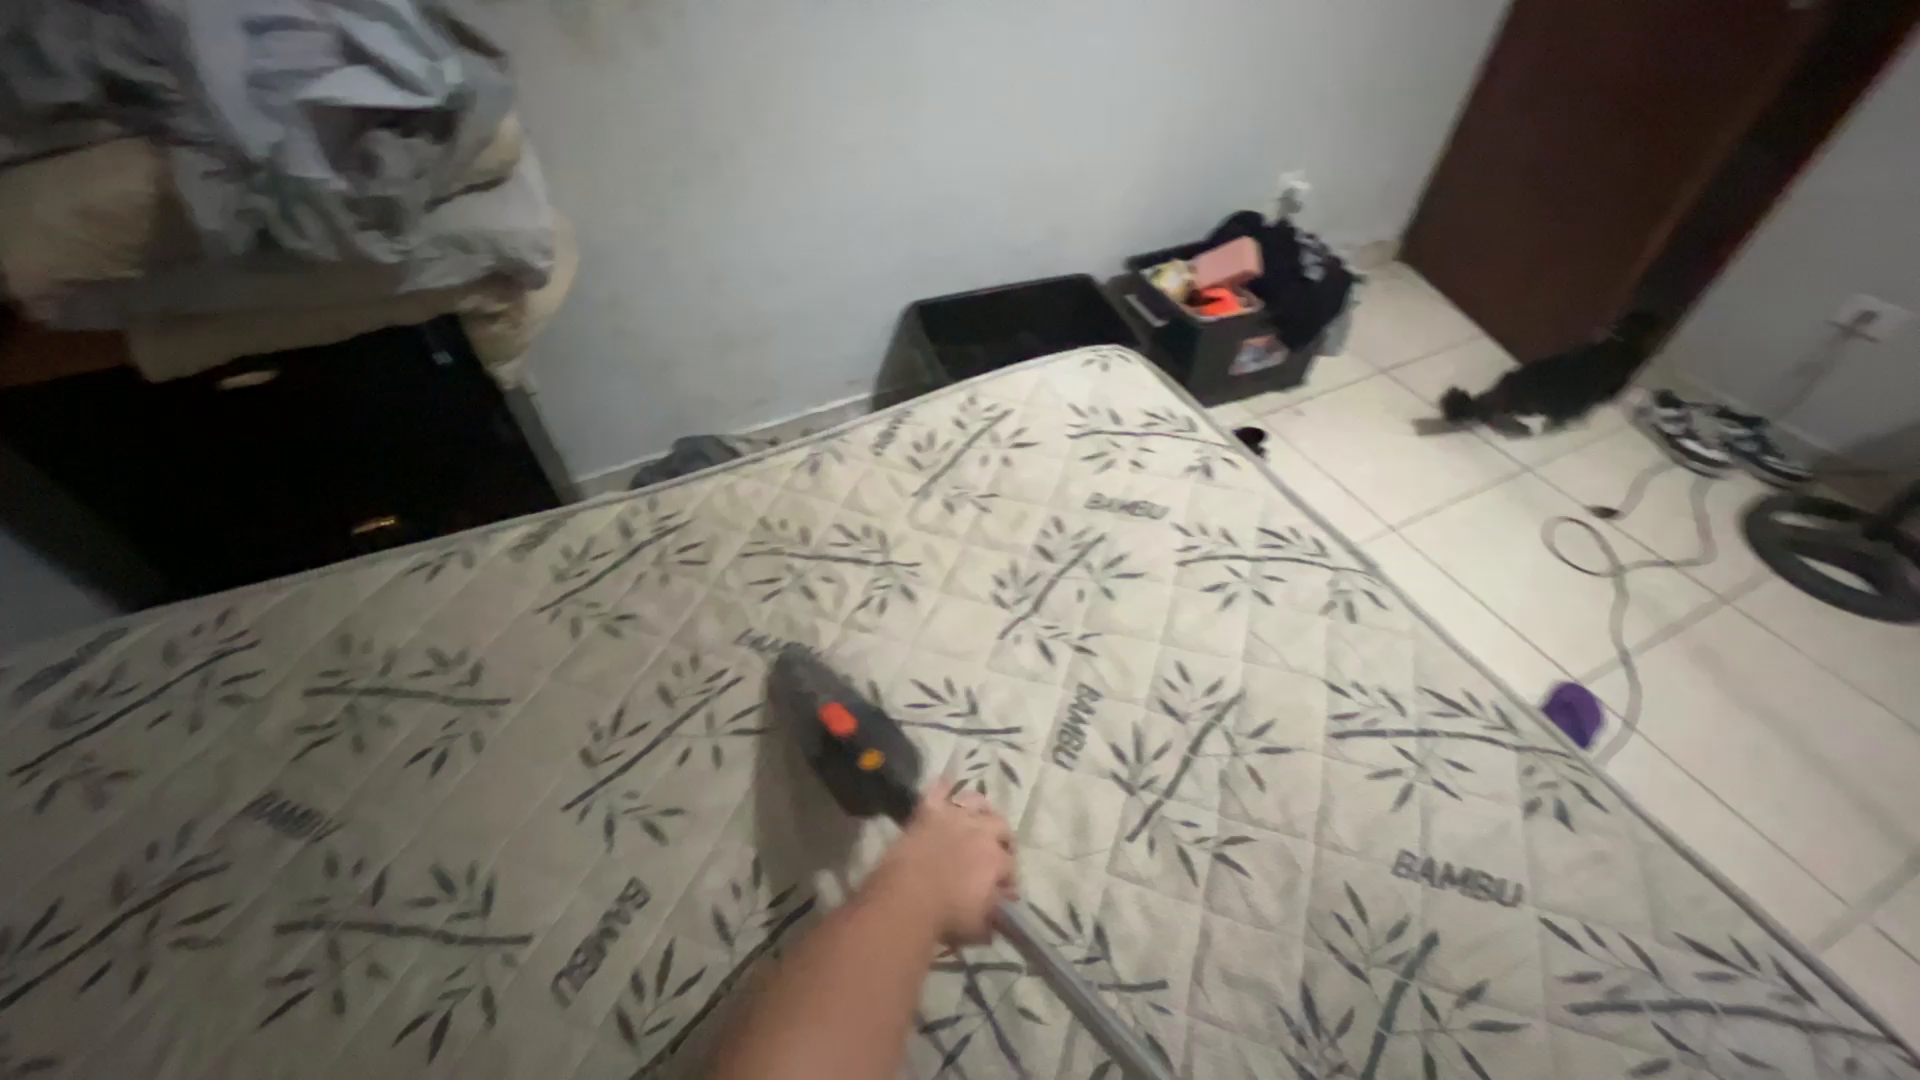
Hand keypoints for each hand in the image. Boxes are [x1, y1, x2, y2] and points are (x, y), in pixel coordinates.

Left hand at [869, 777, 1015, 946]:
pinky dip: (942, 787)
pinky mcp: (928, 811)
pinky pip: (938, 789)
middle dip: (1001, 838)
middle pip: (1000, 825)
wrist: (907, 898)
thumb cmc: (946, 917)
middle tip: (992, 852)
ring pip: (974, 800)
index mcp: (997, 859)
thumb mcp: (980, 926)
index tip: (1001, 889)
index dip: (1007, 878)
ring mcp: (953, 816)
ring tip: (974, 820)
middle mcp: (980, 831)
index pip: (1011, 866)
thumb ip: (996, 913)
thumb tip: (1005, 906)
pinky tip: (945, 786)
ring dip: (978, 809)